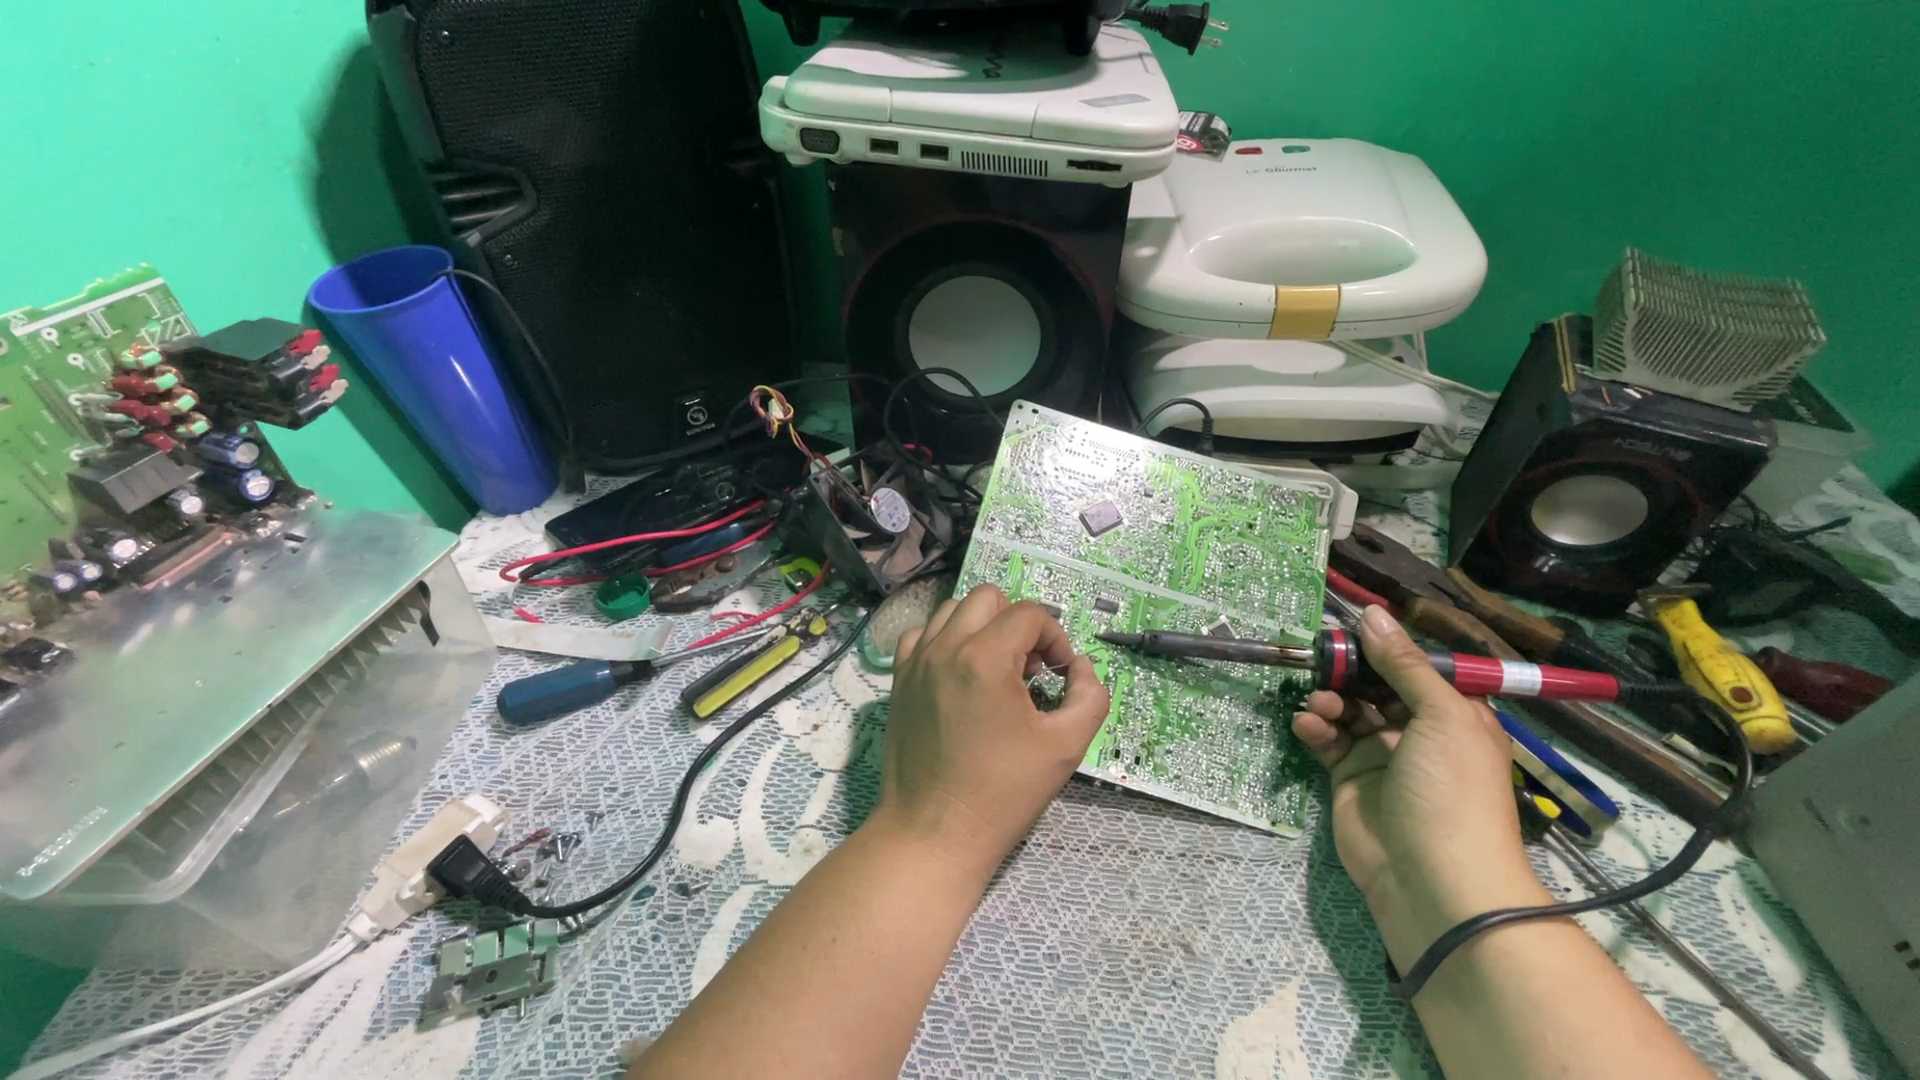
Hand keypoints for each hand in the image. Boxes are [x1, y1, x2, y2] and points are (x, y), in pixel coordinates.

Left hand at [875, 585, 1111, 878]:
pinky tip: (960, 675)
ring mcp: (915, 660)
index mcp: (985, 658)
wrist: (932, 832)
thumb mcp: (1066, 747)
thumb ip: (1089, 696)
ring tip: (996, 670)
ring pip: (953, 609)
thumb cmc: (1002, 793)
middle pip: (989, 597)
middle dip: (1018, 624)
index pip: (1029, 614)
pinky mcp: (899, 679)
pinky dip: (946, 640)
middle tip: (1029, 669)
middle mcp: (945, 646)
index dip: (1055, 638)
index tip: (1060, 675)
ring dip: (982, 627)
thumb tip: (1080, 666)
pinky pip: (923, 634)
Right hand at [1292, 606, 1549, 966]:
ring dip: (1331, 700)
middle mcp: (1418, 731)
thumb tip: (1372, 613)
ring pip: (1348, 710)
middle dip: (1350, 671)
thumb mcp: (1440, 716)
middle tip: (1322, 657)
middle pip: (1377, 686)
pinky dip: (1315, 728)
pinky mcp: (1349, 778)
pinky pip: (1328, 741)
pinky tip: (1308, 724)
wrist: (1432, 876)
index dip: (1386, 648)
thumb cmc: (1451, 787)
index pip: (1417, 668)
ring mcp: (1382, 756)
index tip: (1351, 628)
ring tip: (1320, 705)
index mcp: (1454, 715)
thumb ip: (1403, 665)